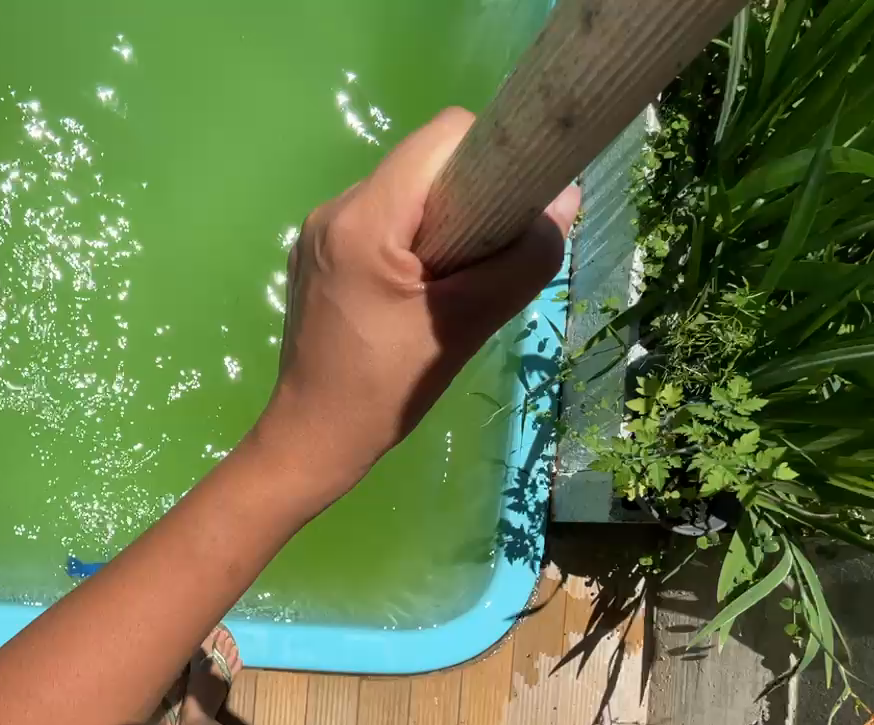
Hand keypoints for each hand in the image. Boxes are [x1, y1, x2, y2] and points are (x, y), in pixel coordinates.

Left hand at [247, 106, 579, 504]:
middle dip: (467, 202)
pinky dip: (406, 249)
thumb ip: (523, 259)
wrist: (311, 439)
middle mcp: (331, 211)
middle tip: (479, 265)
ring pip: (401, 200)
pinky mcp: (314, 262)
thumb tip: (563, 200)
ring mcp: (316, 237)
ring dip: (437, 230)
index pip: (445, 136)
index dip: (493, 156)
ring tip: (443, 292)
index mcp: (361, 218)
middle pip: (422, 168)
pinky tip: (410, 301)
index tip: (511, 209)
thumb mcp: (465, 326)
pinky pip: (377, 229)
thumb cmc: (383, 390)